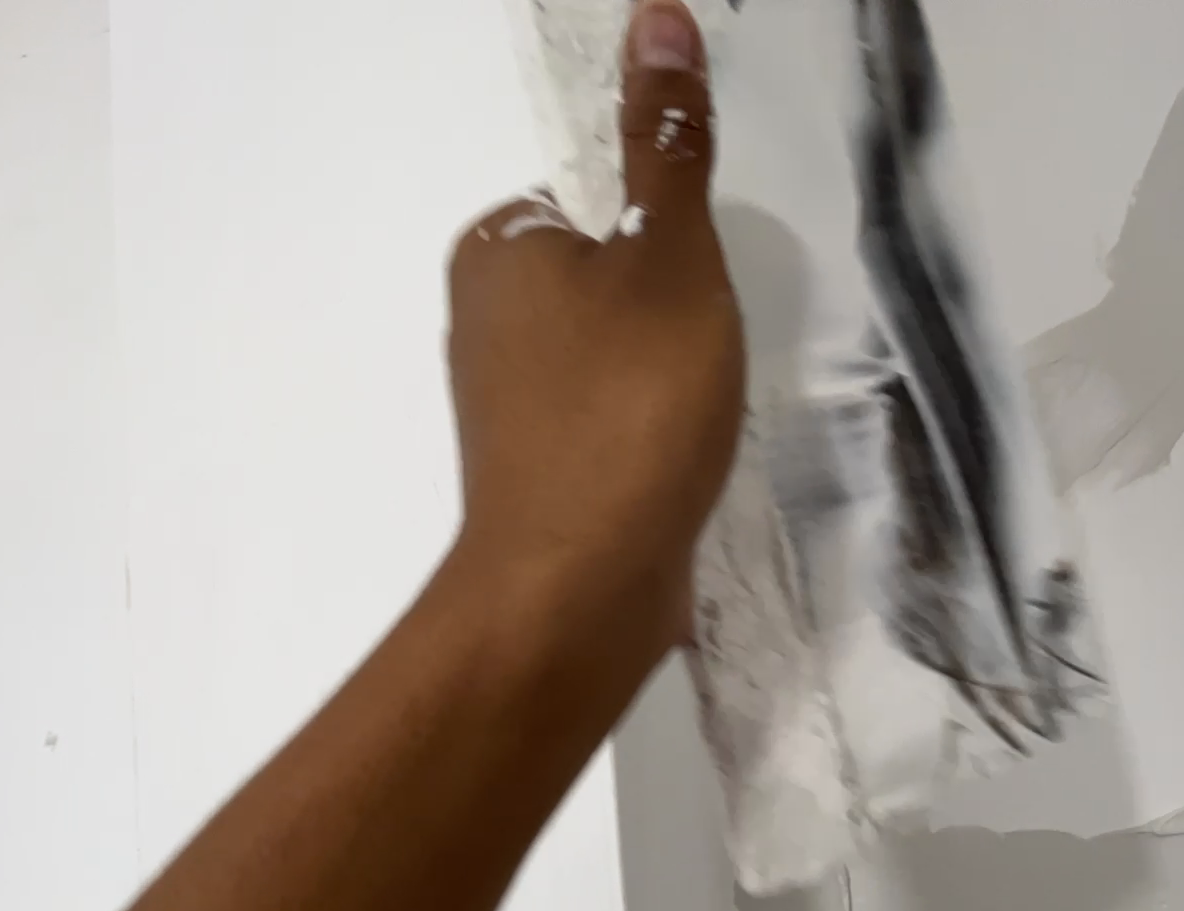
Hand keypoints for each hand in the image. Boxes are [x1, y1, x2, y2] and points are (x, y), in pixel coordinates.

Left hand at [444, 0, 742, 649]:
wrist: (584, 581)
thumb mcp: (670, 258)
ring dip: (666, 382)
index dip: (666, 248)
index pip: (597, 206)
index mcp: (499, 252)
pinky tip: (673, 463)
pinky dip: (648, 434)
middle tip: (698, 367)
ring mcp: (509, 411)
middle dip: (670, 319)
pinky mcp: (542, 477)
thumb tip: (657, 15)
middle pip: (611, 287)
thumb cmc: (630, 405)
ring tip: (691, 420)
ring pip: (615, 363)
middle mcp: (485, 325)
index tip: (692, 302)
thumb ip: (666, 147)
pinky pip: (610, 425)